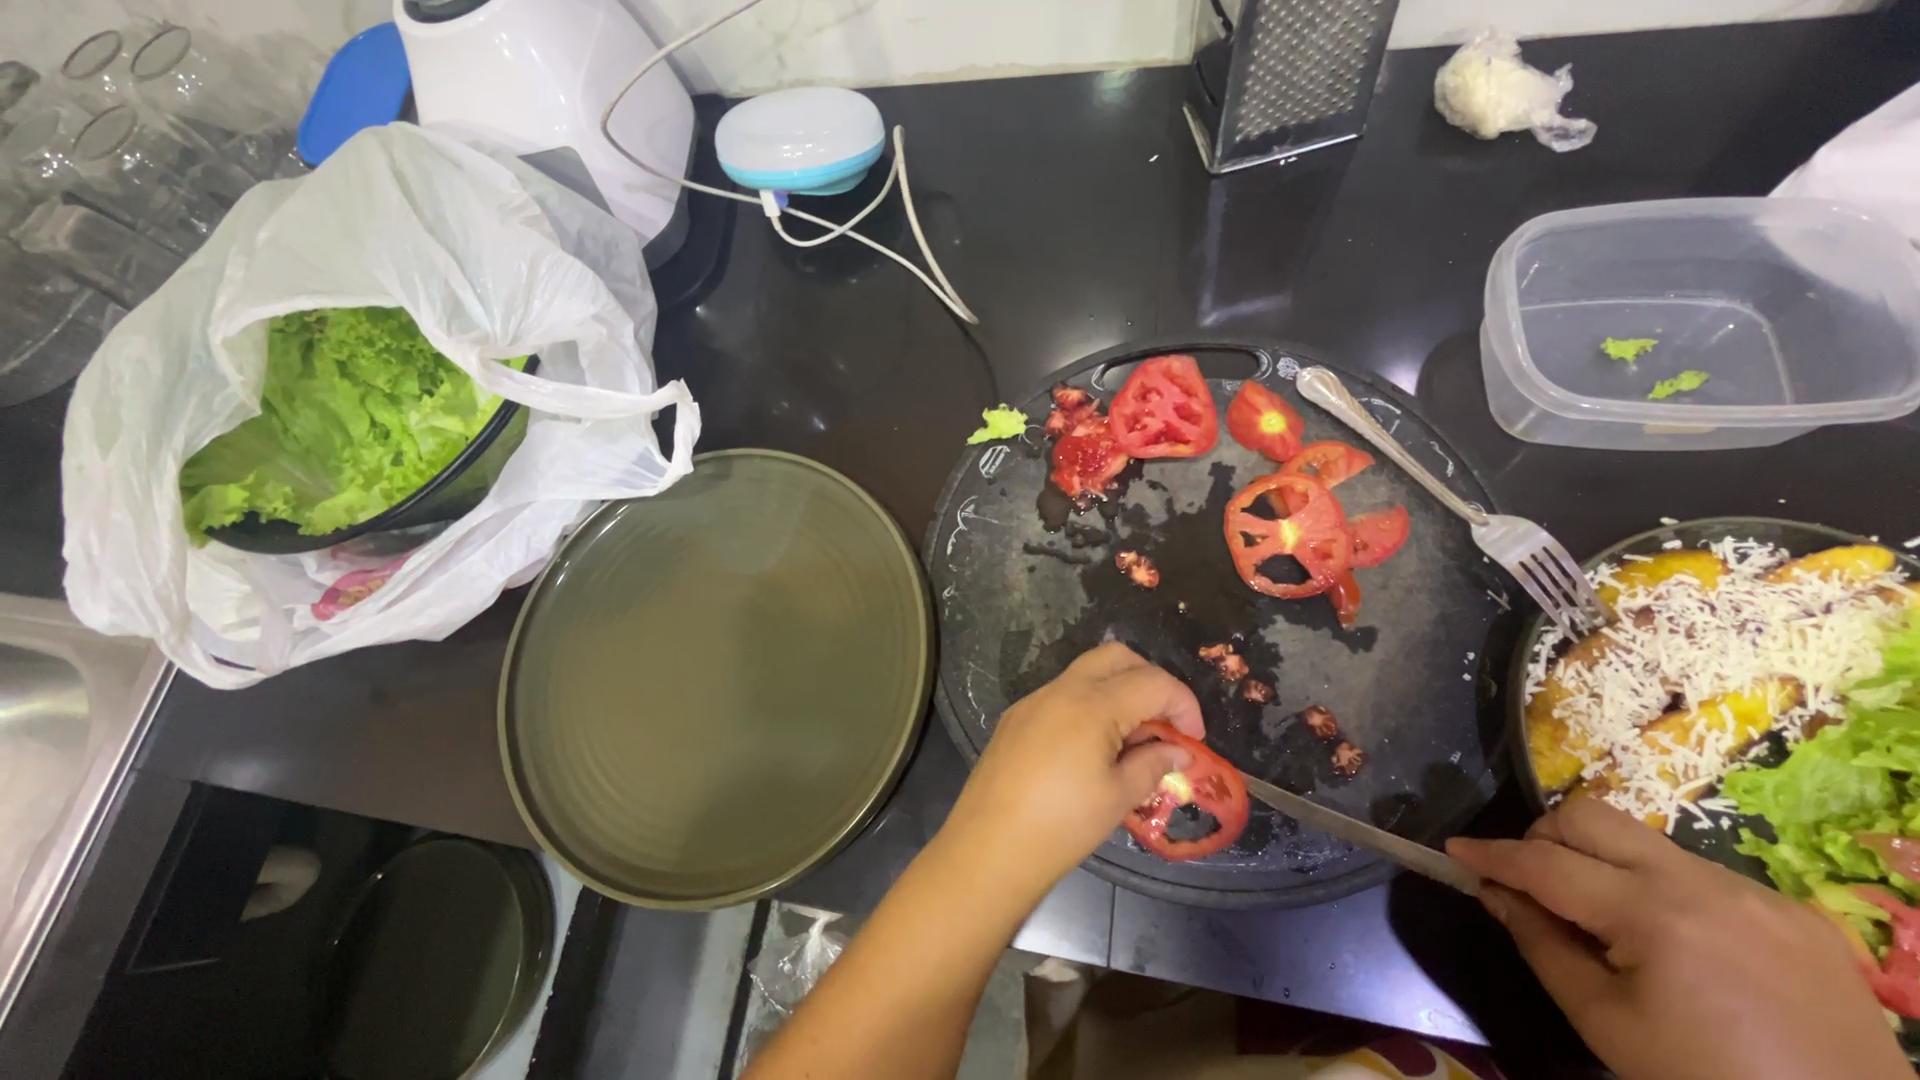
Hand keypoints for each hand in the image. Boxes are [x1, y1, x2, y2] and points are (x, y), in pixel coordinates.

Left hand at [936, 643, 1202, 903]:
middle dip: (1150, 680)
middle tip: (1165, 722)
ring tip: (1132, 739)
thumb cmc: (1062, 825)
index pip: (1153, 682)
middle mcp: (1061, 690)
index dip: (1183, 704)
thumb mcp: (1119, 797)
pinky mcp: (1015, 719)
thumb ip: (1153, 765)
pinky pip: (1060, 695)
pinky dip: (1088, 706)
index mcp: (1092, 704)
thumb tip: (1179, 751)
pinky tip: (1093, 748)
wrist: (989, 848)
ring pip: (1086, 673)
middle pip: (1117, 657)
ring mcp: (1033, 701)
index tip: (1194, 738)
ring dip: (1118, 691)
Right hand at [1448, 797, 1909, 1079]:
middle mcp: (1703, 883)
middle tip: (1530, 881)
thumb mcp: (1604, 1023)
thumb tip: (1496, 894)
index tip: (1454, 849)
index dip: (1491, 854)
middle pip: (1592, 817)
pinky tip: (1675, 944)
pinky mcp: (1793, 909)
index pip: (1546, 864)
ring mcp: (1755, 891)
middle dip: (1544, 837)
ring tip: (1603, 919)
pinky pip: (1699, 874)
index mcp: (1654, 915)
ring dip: (1602, 863)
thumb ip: (1541, 945)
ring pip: (1644, 841)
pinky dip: (1660, 890)